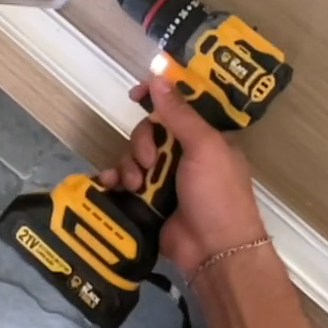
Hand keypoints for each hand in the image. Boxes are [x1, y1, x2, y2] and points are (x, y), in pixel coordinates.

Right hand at [97, 75, 266, 274]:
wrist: (213, 252)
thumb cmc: (217, 193)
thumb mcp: (204, 147)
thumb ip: (179, 113)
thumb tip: (159, 76)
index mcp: (205, 137)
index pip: (177, 106)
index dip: (157, 96)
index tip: (136, 93)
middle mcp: (184, 153)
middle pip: (149, 130)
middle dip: (142, 142)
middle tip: (148, 161)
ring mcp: (165, 178)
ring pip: (133, 154)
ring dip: (129, 164)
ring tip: (136, 184)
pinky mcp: (149, 200)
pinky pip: (124, 180)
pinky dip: (115, 180)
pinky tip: (109, 184)